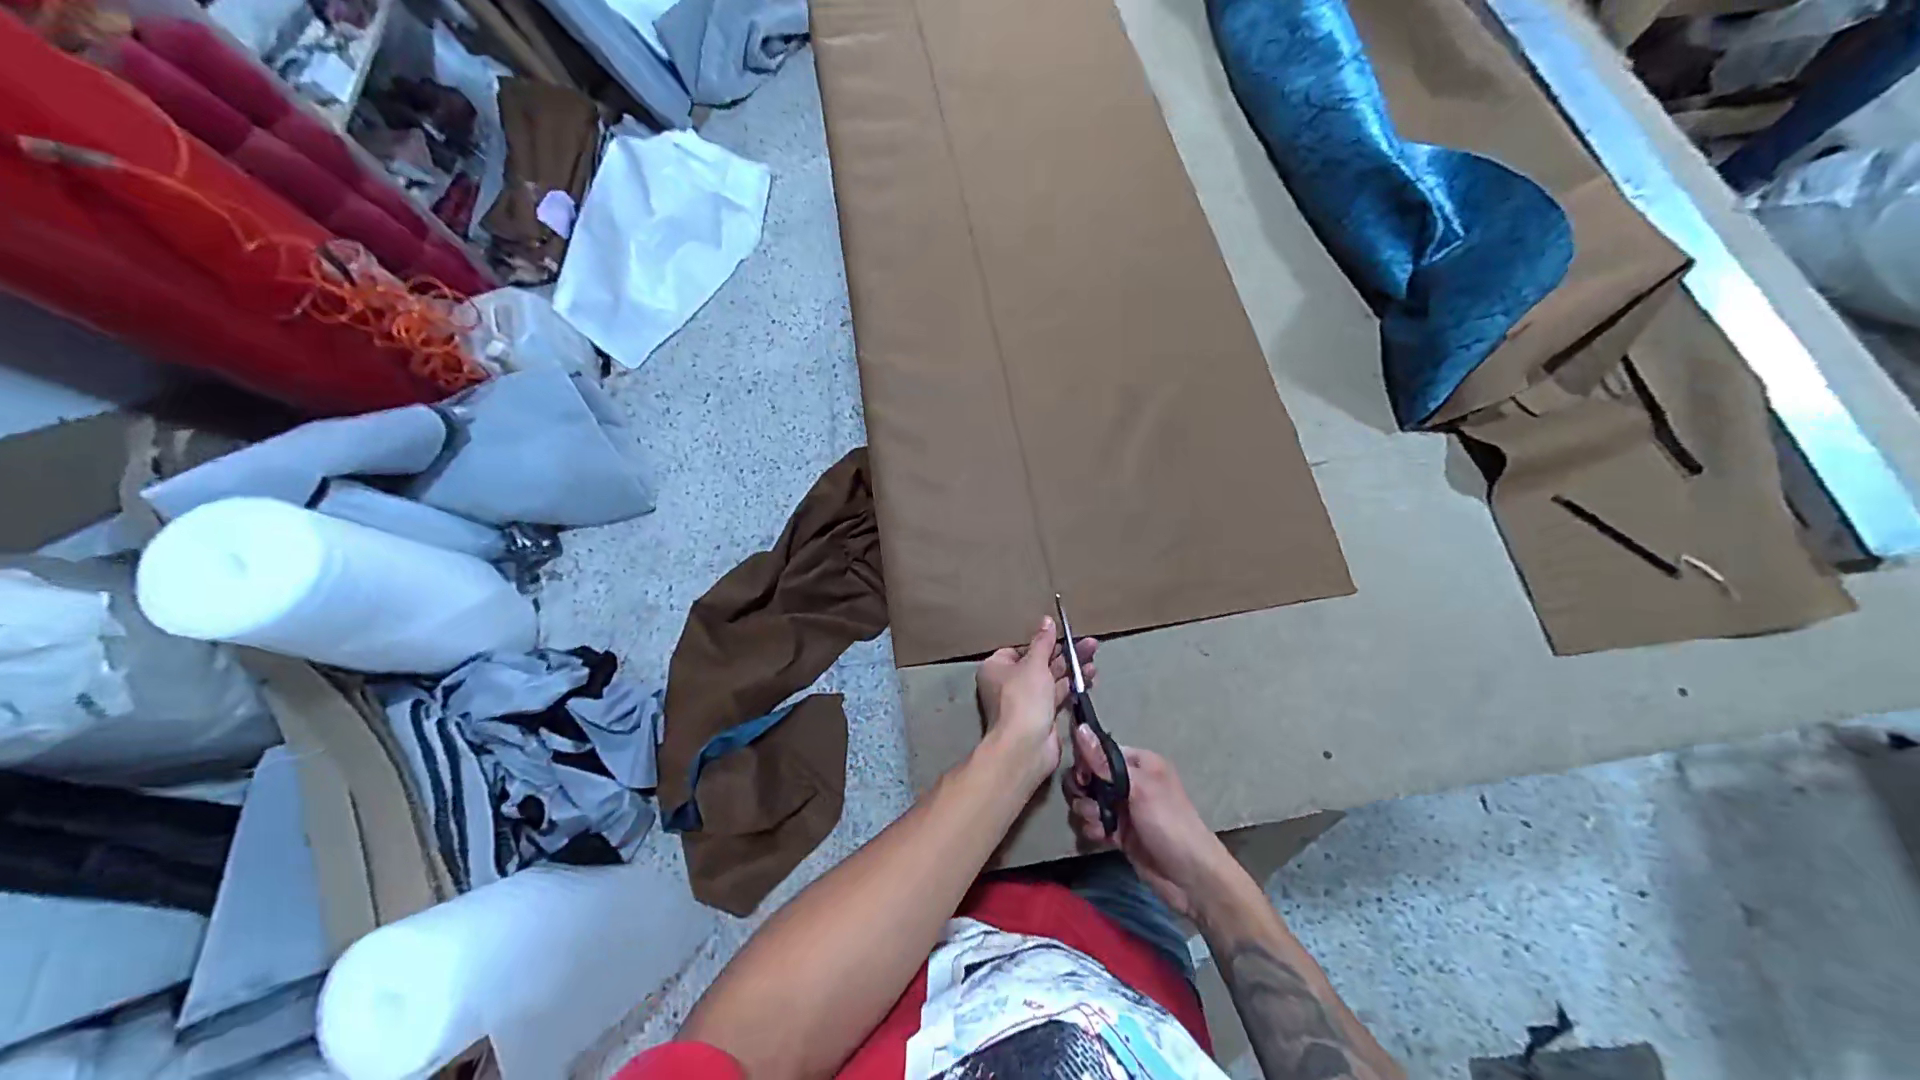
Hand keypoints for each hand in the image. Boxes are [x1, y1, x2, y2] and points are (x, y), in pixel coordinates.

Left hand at [976, 618, 1097, 791]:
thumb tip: (1046, 620)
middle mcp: (1009, 684)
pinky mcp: (1042, 716)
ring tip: (1095, 656)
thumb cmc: (1023, 698)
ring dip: (1072, 667)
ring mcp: (1026, 702)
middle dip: (1064, 653)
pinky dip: (1073, 685)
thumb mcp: (1034, 664)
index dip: (1041, 643)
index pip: (1020, 649)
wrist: (1026, 746)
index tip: (1061, 635)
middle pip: (1040, 663)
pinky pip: (1059, 695)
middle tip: (1090, 643)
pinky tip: (1090, 676)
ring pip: (1052, 678)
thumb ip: (1043, 642)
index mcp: (997, 668)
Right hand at [1067, 727, 1228, 918]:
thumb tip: (1080, 728)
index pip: (1099, 751)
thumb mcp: (1139, 787)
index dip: (1086, 762)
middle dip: (1083, 791)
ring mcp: (1123, 808)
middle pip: (1088, 776)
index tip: (1084, 777)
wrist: (1189, 877)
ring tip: (1101, 825)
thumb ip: (1105, 762)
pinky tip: (1103, 838)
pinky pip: (1093, 823)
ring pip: (1087, 801)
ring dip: (1087, 812)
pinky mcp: (1118, 832)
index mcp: (1138, 763)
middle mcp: (1128, 782)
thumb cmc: (1169, 823)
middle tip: (1091, 804)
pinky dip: (1093, 830)